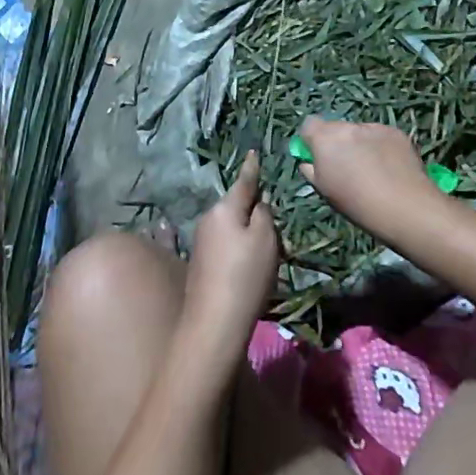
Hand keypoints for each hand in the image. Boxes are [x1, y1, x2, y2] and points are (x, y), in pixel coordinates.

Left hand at [180, 151, 278, 368]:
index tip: (253, 153)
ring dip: (247, 232)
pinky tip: (248, 267)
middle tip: (275, 223)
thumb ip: (264, 214)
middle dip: (253, 209)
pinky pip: (225, 245)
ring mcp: (201, 241)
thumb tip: (257, 204)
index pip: (243, 182)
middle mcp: (207, 219)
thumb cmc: (245, 274)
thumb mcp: (265, 239)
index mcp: (223, 208)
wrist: (214, 320)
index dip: (251, 169)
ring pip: (231, 227)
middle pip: (236, 206)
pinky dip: (238, 249)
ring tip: (266, 252)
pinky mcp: (200, 263)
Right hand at [299, 116, 447, 240]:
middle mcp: (348, 126)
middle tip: (346, 165)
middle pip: (335, 127)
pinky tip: (389, 166)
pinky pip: (380, 135)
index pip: (308, 124)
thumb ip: (311, 169)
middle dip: (337, 141)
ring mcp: (374, 127)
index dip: (311, 139)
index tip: (317, 155)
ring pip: (359, 131)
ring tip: (372, 168)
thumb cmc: (356, 202)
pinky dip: (380, 146)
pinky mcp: (396, 132)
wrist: (404, 206)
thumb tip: (310, 161)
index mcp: (325, 138)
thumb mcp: (323, 189)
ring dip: (360, 143)